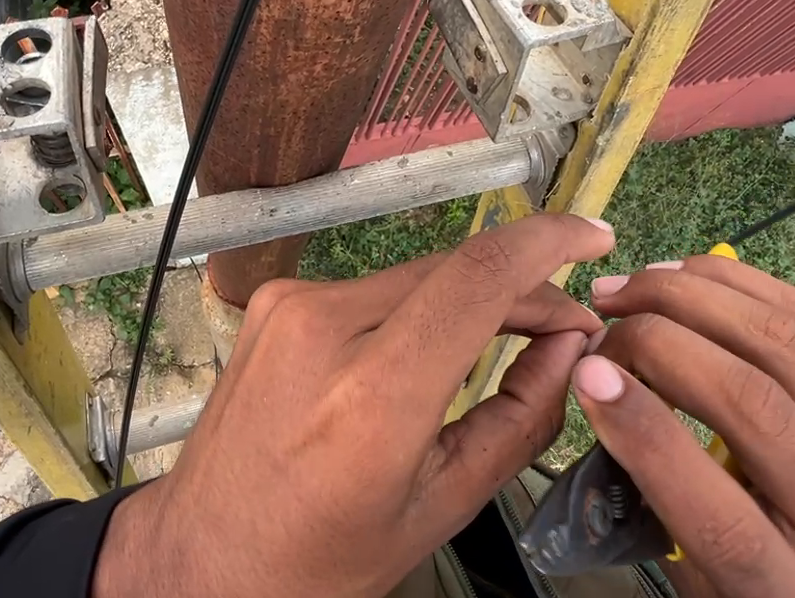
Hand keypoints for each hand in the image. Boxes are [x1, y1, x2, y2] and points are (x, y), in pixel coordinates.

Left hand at [93, 214, 615, 597]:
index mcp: (371, 396)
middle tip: (562, 323)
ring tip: (506, 333)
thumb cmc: (322, 556)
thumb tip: (568, 344)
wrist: (204, 555)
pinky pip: (373, 287)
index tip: (590, 236)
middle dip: (520, 285)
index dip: (547, 242)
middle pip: (452, 270)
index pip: (476, 279)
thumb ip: (519, 418)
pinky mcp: (275, 299)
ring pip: (415, 275)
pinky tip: (433, 340)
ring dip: (469, 296)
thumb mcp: (440, 505)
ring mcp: (290, 304)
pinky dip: (418, 304)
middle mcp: (322, 328)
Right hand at [572, 254, 794, 597]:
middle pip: (757, 404)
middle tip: (601, 321)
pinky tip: (680, 272)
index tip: (584, 371)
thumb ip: (641, 484)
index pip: (720, 515)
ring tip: (626, 287)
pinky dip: (736, 283)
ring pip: (787, 345)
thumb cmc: (735, 588)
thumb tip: (594, 377)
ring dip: (692, 295)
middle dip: (660, 341)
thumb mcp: (681, 569)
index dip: (645, 432)